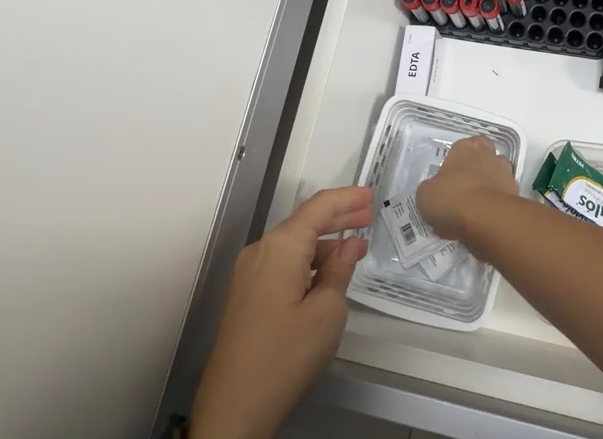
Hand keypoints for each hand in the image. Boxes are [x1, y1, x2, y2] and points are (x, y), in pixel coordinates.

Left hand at [190, 186, 372, 438]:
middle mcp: (260, 252)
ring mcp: (249, 274)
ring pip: (292, 244)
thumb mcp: (326, 312)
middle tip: (367, 215)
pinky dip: (307, 261)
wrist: (233, 407)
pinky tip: (325, 273)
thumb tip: (349, 245)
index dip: (346, 199)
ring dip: (323, 242)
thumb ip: (339, 271)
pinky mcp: (246, 295)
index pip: (318, 208)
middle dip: (337, 217)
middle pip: (303, 222)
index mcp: (280, 247)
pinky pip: (282, 263)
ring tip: (353, 248)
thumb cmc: (284, 357)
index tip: (369, 195)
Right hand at [415, 136, 518, 239]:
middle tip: (462, 192)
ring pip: (497, 178)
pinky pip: (502, 199)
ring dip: (488, 189)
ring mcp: (505, 174)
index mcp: (466, 148)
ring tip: (473, 210)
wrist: (485, 219)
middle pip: (484, 159)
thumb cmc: (451, 198)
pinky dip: (494, 208)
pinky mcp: (516, 196)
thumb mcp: (425, 194)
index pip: (464, 146)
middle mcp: (489, 155)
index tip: (450, 178)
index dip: (458, 162)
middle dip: (476, 172)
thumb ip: (431, 189)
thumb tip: (436, 193)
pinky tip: (482, 223)